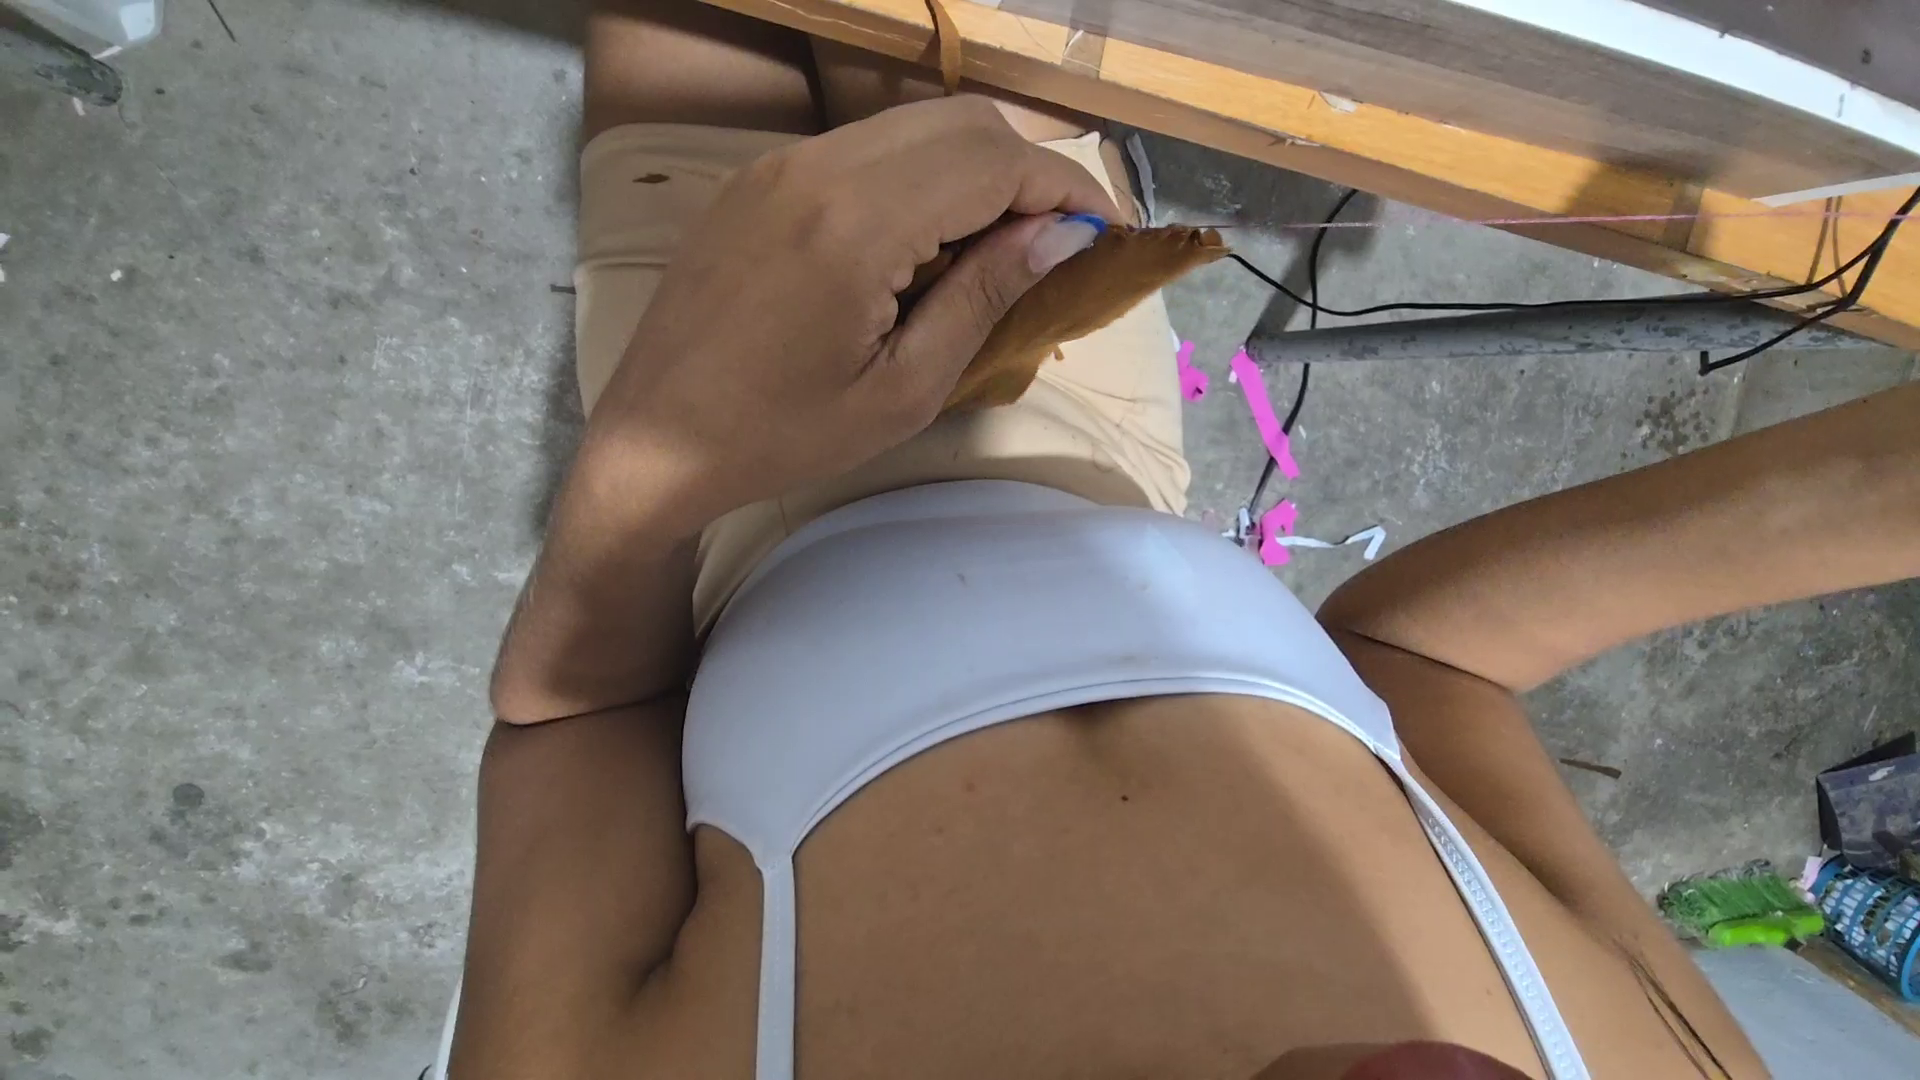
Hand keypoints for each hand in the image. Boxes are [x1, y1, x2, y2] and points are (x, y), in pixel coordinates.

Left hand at [579, 96, 1119, 533]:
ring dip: (975, 172)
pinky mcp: (758, 180)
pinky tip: (923, 243)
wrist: (657, 441)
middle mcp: (818, 165)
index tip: (1106, 232)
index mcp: (858, 222)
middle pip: (962, 122)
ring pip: (913, 128)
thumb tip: (1059, 234)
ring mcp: (779, 164)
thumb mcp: (901, 390)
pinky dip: (919, 178)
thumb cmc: (783, 438)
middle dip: (1030, 171)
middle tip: (1058, 242)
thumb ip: (981, 297)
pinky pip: (864, 150)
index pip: (996, 161)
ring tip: (998, 248)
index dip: (1067, 188)